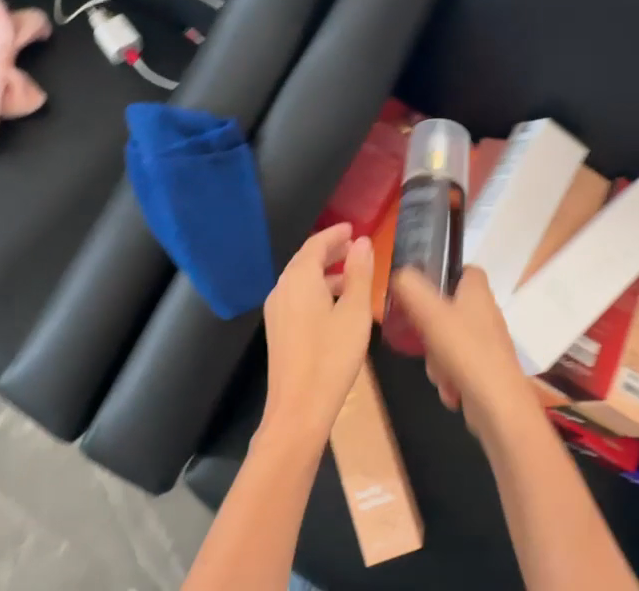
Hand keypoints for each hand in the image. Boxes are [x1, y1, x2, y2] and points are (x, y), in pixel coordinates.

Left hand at [260, 223, 374, 448]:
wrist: (298, 409)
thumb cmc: (332, 357)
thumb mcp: (355, 312)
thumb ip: (359, 273)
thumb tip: (362, 242)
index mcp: (299, 278)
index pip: (316, 244)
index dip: (335, 234)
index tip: (353, 228)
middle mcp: (282, 288)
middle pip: (305, 260)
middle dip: (330, 251)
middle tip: (354, 247)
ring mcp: (277, 310)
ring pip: (301, 280)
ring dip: (324, 272)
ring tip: (351, 275)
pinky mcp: (278, 330)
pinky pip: (297, 297)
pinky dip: (316, 289)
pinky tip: (335, 304)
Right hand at [390, 266, 538, 443]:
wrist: (499, 406)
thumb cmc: (465, 351)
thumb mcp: (430, 313)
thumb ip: (410, 288)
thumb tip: (399, 273)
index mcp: (478, 292)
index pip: (465, 269)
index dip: (443, 274)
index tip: (421, 290)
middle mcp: (486, 314)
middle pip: (448, 310)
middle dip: (429, 329)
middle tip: (423, 339)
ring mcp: (487, 344)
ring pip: (448, 341)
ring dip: (436, 360)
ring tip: (440, 372)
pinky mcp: (486, 370)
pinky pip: (457, 366)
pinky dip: (450, 379)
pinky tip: (451, 390)